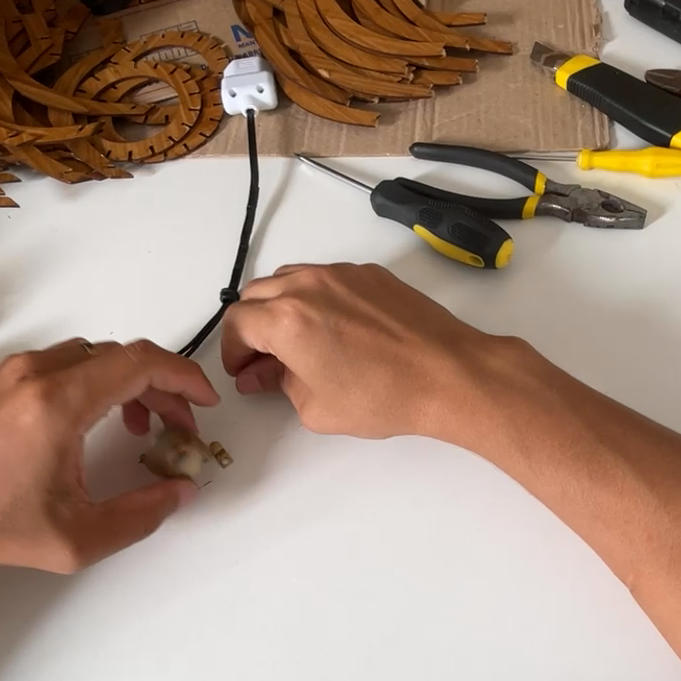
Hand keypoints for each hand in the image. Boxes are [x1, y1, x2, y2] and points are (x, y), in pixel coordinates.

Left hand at [0, 338, 219, 575]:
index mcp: (61, 402)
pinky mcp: (1, 380)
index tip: (205, 402)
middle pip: (125, 357)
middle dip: (164, 387)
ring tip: (140, 426)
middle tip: (179, 426)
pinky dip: (98, 382)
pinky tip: (94, 422)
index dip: (185, 377)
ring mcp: (16, 372)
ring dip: (130, 383)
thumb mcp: (76, 539)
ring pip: (97, 356)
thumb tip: (182, 491)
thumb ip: (142, 515)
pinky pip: (68, 363)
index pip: (143, 363)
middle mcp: (40, 373)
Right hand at [219, 263, 521, 440]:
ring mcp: (341, 274)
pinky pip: (326, 277)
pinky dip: (316, 297)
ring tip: (298, 340)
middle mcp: (308, 285)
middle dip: (252, 326)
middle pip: (257, 294)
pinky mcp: (370, 273)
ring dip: (281, 305)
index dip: (233, 350)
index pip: (237, 323)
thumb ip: (277, 383)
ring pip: (290, 278)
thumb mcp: (316, 407)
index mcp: (285, 319)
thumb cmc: (382, 397)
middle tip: (265, 359)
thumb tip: (258, 374)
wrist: (447, 373)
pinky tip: (336, 327)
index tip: (244, 370)